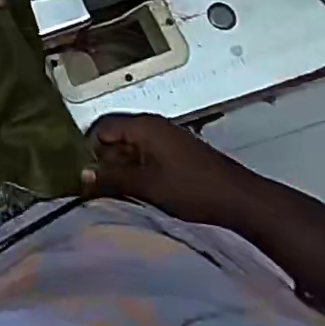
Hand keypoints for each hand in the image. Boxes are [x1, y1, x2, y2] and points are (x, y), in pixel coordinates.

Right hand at [81, 112, 265, 227]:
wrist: (242, 201)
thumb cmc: (194, 190)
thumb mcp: (147, 187)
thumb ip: (112, 179)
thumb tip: (82, 175)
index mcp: (143, 125)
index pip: (101, 126)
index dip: (89, 148)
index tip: (86, 175)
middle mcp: (153, 124)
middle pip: (115, 134)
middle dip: (105, 159)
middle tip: (100, 187)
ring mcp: (167, 137)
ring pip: (131, 146)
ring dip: (122, 167)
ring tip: (119, 192)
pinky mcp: (177, 151)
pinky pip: (146, 154)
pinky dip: (138, 169)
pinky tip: (141, 191)